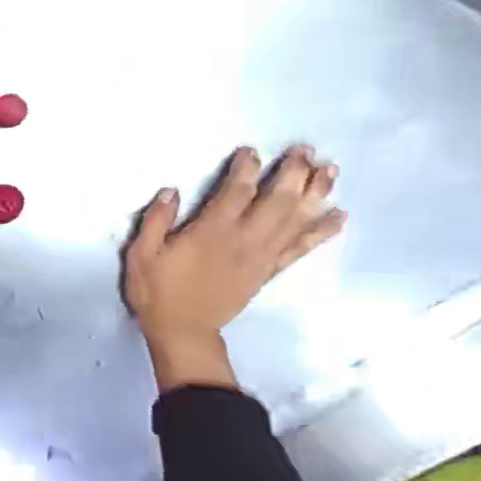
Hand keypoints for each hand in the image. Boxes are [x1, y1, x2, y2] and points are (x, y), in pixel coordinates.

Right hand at [124, 146, 344, 389]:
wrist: (182, 331)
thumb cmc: (157, 291)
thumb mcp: (142, 254)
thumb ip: (156, 220)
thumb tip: (171, 191)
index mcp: (212, 230)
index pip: (237, 190)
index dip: (247, 166)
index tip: (251, 150)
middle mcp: (244, 238)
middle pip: (278, 199)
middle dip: (293, 172)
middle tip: (304, 150)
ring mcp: (261, 256)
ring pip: (296, 219)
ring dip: (315, 193)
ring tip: (329, 170)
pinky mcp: (268, 272)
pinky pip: (300, 248)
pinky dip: (321, 232)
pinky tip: (339, 216)